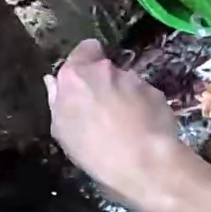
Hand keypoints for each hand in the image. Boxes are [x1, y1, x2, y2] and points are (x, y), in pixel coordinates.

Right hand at [45, 39, 201, 201]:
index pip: (83, 49)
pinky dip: (142, 107)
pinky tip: (143, 129)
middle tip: (101, 111)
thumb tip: (54, 81)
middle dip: (103, 84)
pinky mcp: (156, 92)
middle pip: (104, 69)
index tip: (83, 83)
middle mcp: (105, 70)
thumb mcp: (62, 131)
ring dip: (123, 96)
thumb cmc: (94, 151)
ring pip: (125, 83)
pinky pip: (144, 96)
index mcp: (76, 75)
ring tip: (125, 126)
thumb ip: (57, 100)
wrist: (144, 163)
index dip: (85, 62)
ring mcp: (134, 79)